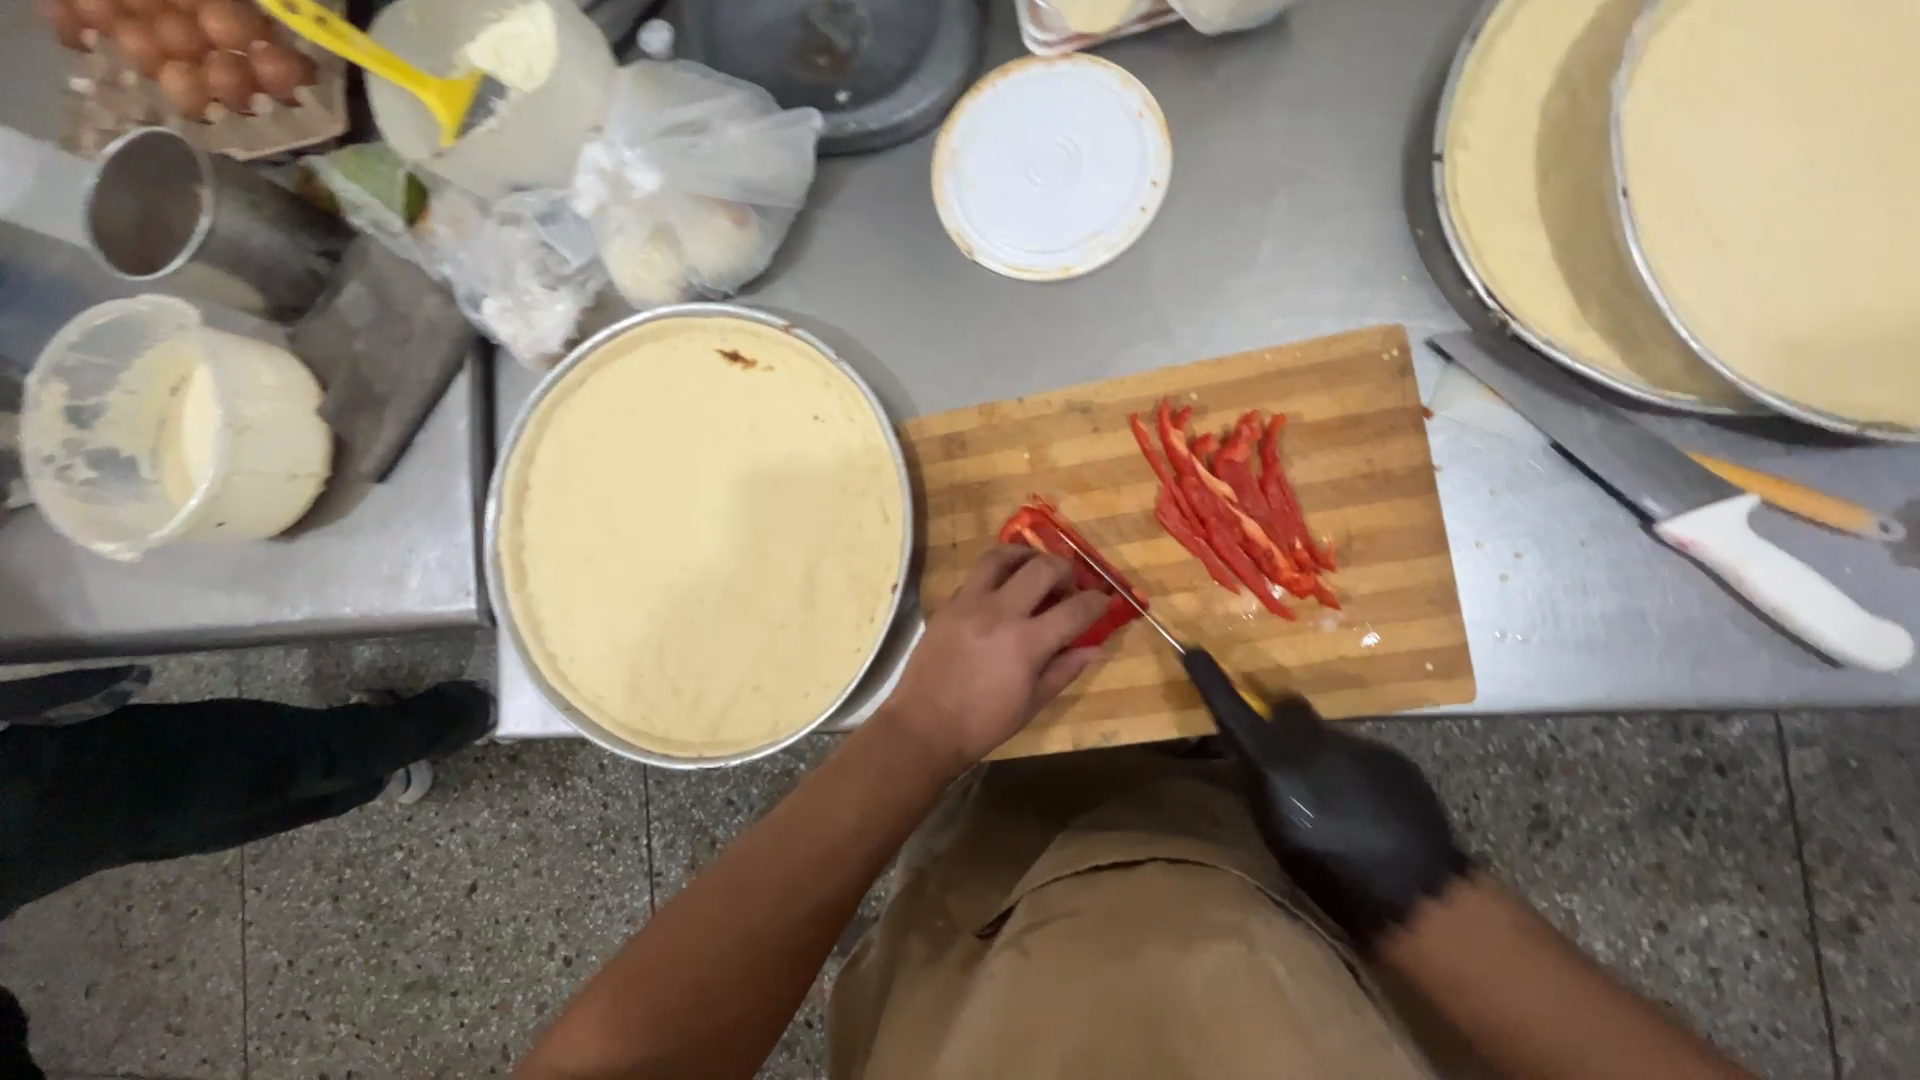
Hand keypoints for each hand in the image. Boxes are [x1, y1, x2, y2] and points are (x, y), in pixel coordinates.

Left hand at [882, 546, 1110, 770]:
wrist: (924, 726)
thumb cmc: (983, 723)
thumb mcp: (1032, 702)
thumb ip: (1064, 669)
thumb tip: (1095, 647)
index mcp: (1026, 642)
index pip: (1075, 609)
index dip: (1097, 602)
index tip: (1103, 601)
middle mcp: (999, 612)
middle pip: (1043, 568)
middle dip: (1066, 570)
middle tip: (1069, 585)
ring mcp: (969, 604)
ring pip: (1001, 556)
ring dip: (1025, 556)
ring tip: (1034, 567)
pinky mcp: (947, 605)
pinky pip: (975, 576)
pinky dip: (996, 574)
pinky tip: (1002, 590)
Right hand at [1213, 691, 1471, 947]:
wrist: (1414, 891)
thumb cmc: (1327, 873)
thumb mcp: (1273, 830)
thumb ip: (1255, 782)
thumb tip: (1241, 755)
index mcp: (1276, 763)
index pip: (1233, 711)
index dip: (1211, 682)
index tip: (1195, 652)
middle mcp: (1314, 742)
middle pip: (1288, 708)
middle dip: (1280, 720)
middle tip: (1281, 751)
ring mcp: (1358, 745)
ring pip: (1325, 734)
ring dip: (1319, 754)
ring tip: (1331, 796)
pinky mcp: (1392, 756)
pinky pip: (1359, 753)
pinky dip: (1352, 771)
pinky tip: (1362, 805)